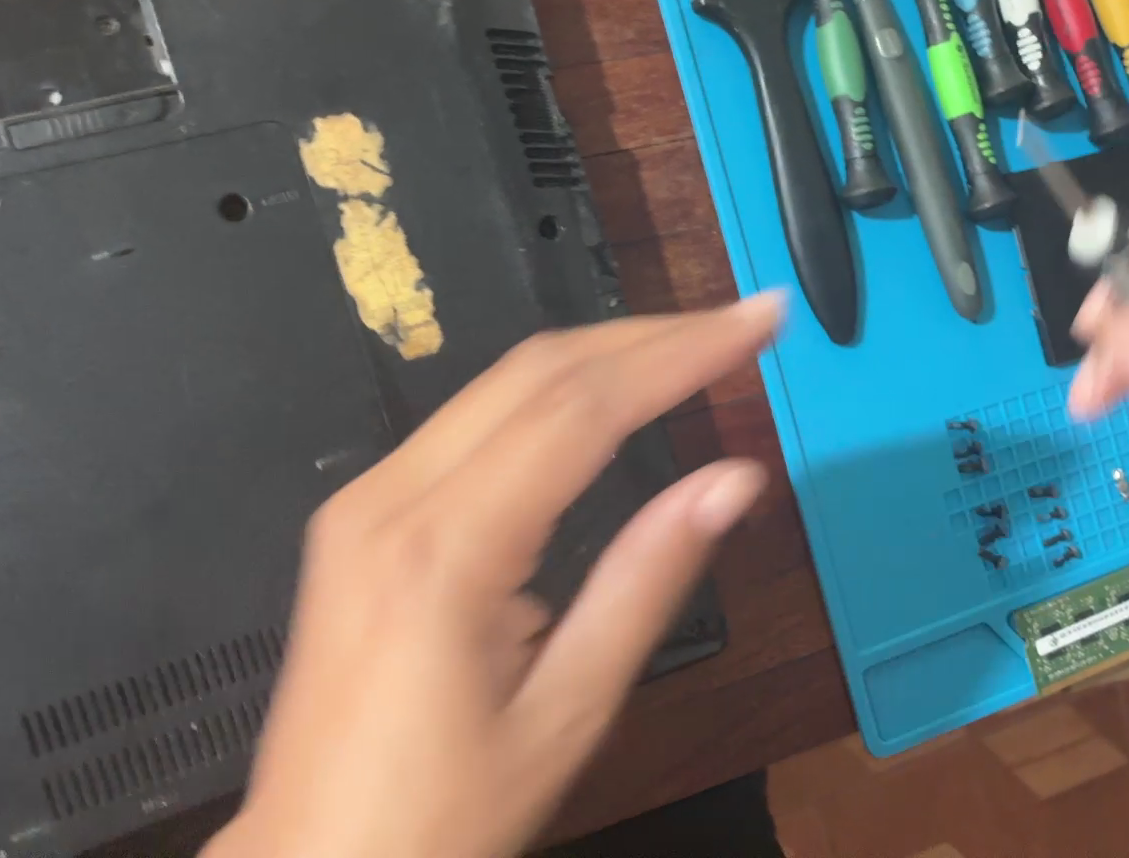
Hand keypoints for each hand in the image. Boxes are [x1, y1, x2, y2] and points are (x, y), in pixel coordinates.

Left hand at [203, 293, 784, 857]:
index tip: (757, 321)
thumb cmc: (443, 813)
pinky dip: (567, 382)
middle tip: (744, 320)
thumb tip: (735, 481)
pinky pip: (483, 411)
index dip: (683, 353)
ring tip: (701, 342)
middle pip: (544, 368)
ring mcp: (372, 494)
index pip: (584, 408)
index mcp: (445, 548)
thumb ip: (649, 577)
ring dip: (616, 347)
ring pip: (511, 377)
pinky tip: (618, 385)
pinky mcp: (372, 506)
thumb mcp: (568, 707)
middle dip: (657, 333)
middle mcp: (394, 496)